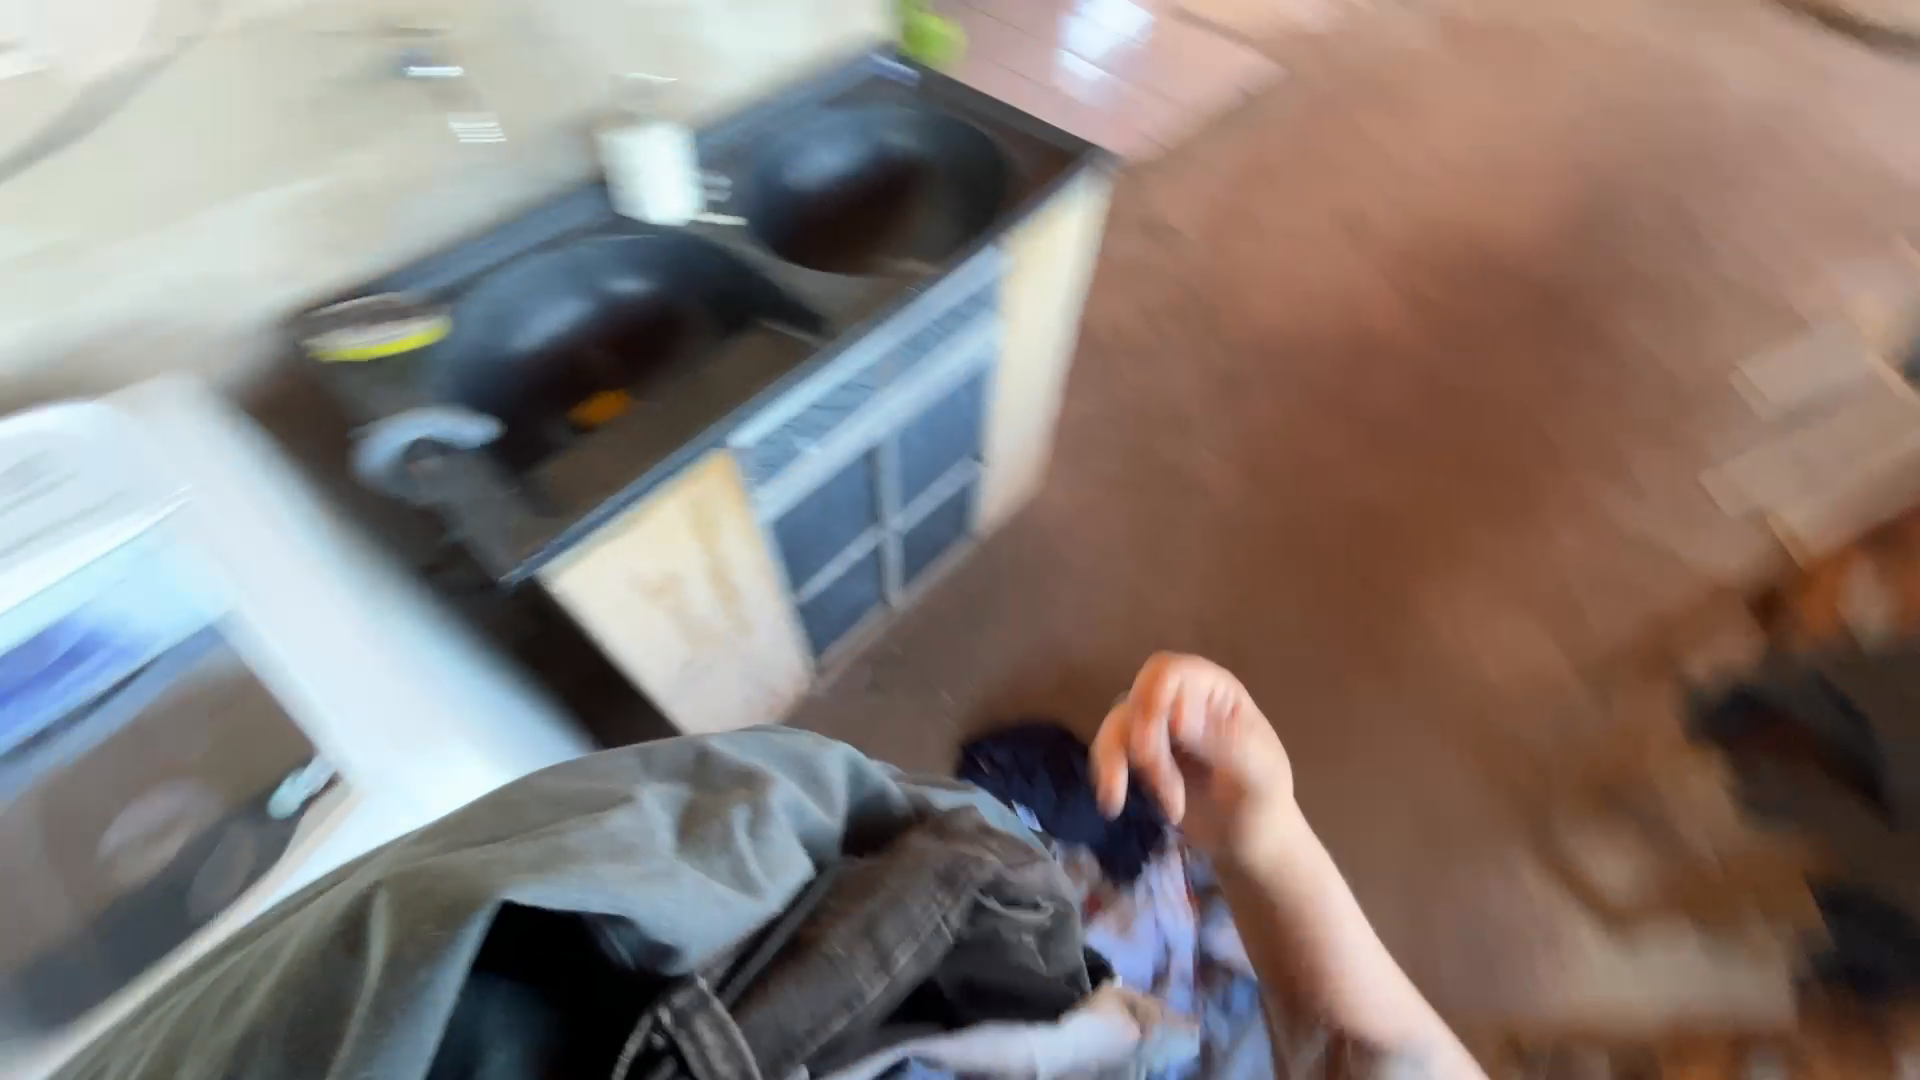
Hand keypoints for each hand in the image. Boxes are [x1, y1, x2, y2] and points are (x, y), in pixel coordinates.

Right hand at [1091, 653, 1300, 867]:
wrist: (1247, 844)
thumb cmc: (1263, 805)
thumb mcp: (1259, 776)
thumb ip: (1224, 743)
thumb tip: (1176, 719)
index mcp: (1214, 691)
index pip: (1169, 671)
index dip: (1152, 697)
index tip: (1154, 742)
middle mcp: (1178, 700)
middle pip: (1137, 701)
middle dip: (1146, 750)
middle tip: (1171, 792)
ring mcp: (1155, 727)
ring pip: (1117, 726)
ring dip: (1125, 767)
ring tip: (1164, 810)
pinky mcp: (1137, 755)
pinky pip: (1108, 751)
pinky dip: (1108, 775)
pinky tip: (1115, 804)